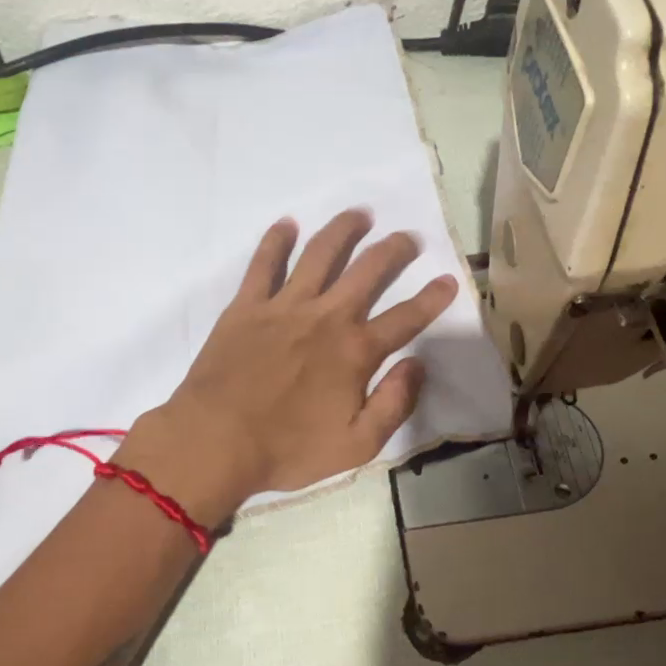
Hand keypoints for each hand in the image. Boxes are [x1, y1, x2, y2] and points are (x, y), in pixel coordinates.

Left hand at [114, 210, 457, 526]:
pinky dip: (277, 240)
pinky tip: (287, 225)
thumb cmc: (289, 450)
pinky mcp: (246, 306)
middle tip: (409, 238)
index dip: (433, 297)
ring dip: (343, 230)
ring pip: (320, 253)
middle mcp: (326, 317)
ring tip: (360, 215)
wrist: (216, 441)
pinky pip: (264, 263)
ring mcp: (284, 306)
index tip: (449, 279)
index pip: (406, 317)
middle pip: (369, 270)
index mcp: (356, 351)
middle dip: (395, 250)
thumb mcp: (357, 444)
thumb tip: (418, 364)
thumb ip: (395, 403)